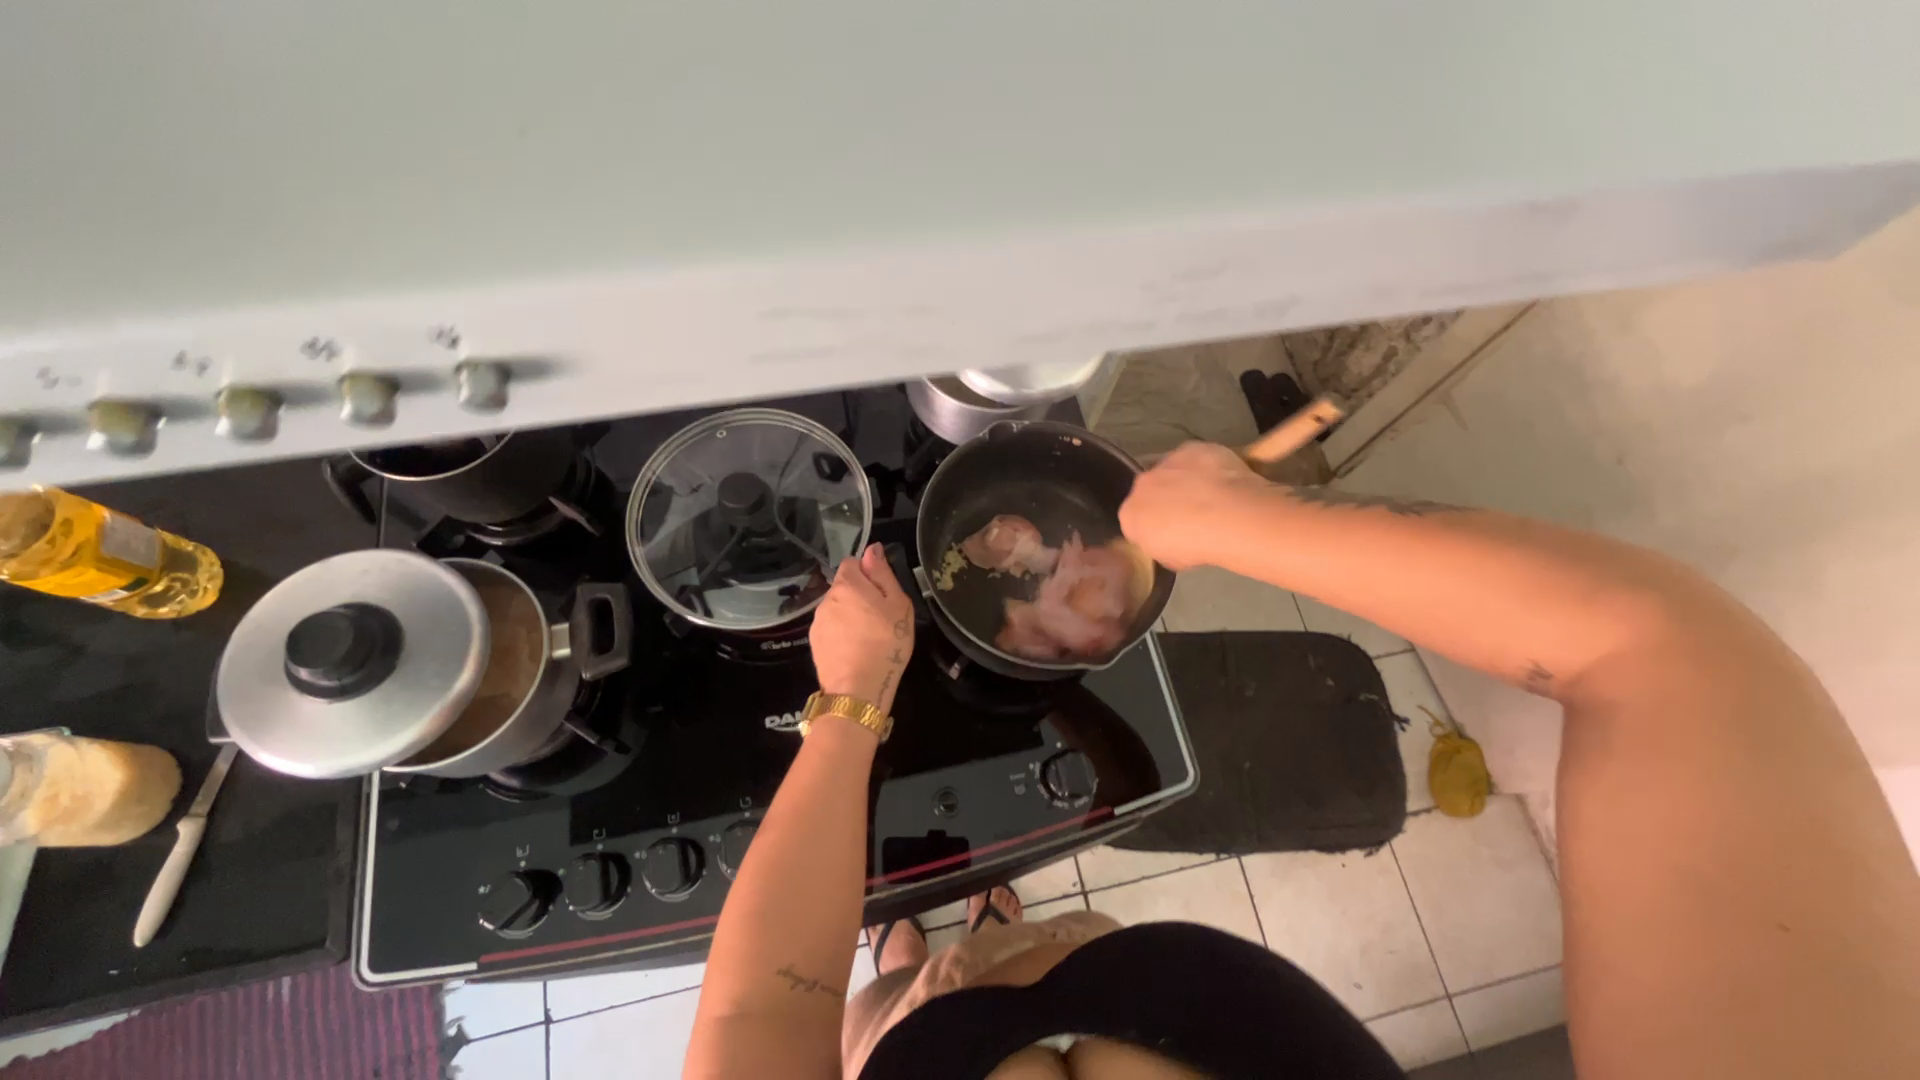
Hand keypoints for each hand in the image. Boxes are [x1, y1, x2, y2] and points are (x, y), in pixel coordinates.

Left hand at [809, 544, 914, 715]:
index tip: (883, 594)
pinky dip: (842, 634)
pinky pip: (831, 629)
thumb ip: (883, 574)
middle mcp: (827, 599)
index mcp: (847, 584)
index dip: (869, 574)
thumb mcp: (897, 604)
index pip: (853, 563)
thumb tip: (872, 549)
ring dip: (850, 615)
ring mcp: (818, 622)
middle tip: (881, 617)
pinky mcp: (815, 643)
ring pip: (837, 609)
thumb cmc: (886, 642)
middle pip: (844, 586)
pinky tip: (855, 650)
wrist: (858, 689)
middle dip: (860, 595)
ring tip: (869, 637)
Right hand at [1119, 441, 1269, 569]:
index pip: (1134, 520)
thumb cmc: (1195, 547)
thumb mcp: (1170, 559)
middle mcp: (1141, 484)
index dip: (1153, 527)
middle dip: (1165, 499)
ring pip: (1171, 470)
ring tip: (1211, 497)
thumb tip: (1166, 537)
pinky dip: (1205, 466)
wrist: (1226, 517)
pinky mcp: (1193, 448)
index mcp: (1129, 515)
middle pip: (1150, 490)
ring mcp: (1167, 462)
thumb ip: (1160, 544)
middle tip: (1191, 515)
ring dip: (1184, 480)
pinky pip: (1195, 457)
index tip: (1171, 535)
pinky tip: (1223, 478)